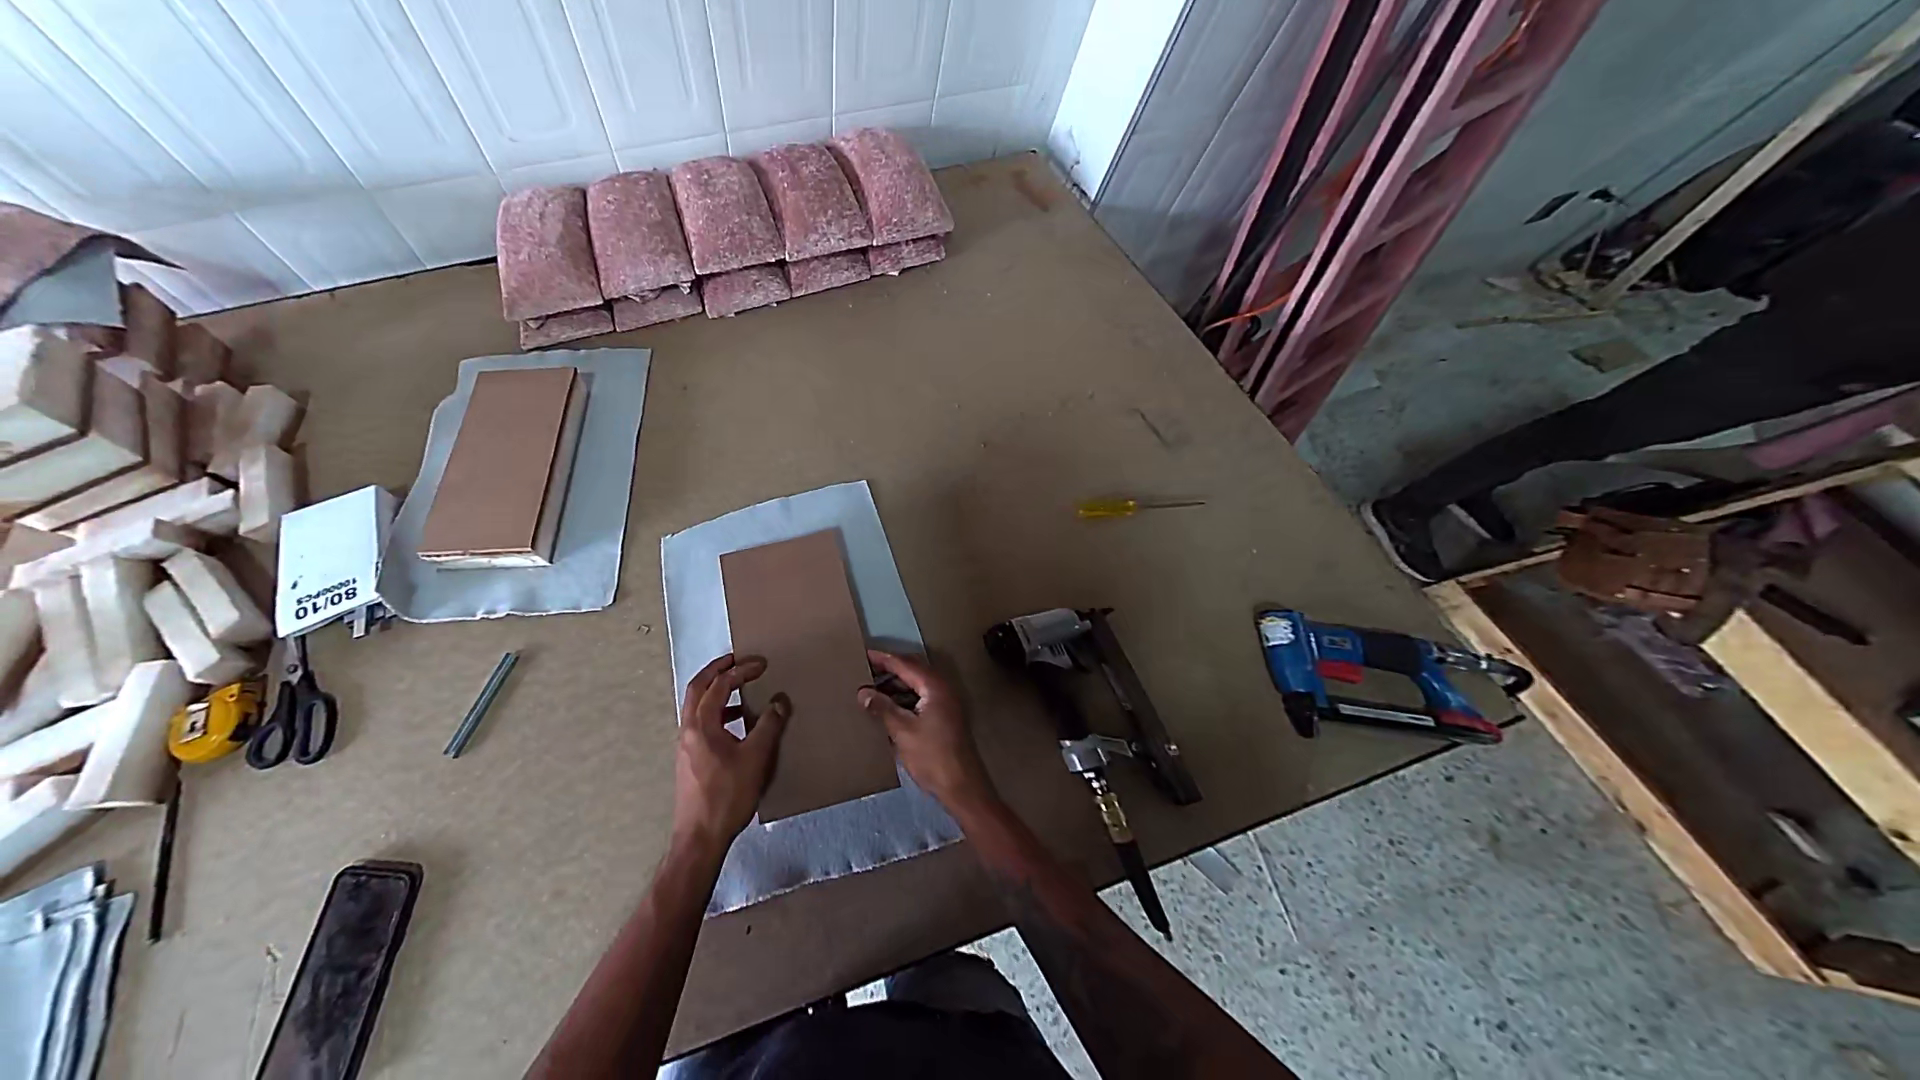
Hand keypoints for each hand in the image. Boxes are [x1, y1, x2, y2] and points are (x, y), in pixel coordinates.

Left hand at [673, 654, 788, 851]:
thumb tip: (779, 701)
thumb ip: (769, 725)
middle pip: (698, 688)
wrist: (701, 836)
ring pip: (697, 706)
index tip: (760, 664)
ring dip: (717, 691)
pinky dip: (718, 711)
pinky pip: (701, 723)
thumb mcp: (756, 757)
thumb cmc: (728, 795)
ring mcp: (685, 745)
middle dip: (718, 670)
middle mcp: (688, 730)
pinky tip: (736, 724)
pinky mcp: (690, 759)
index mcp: (701, 725)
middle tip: (737, 659)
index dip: (740, 670)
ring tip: (740, 688)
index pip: (719, 685)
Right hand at [859, 650, 999, 814]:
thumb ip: (882, 708)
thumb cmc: (932, 756)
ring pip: (917, 686)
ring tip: (871, 690)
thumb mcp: (902, 731)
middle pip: (913, 671)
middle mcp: (943, 690)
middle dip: (890, 670)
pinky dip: (904, 699)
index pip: (906, 665)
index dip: (884, 659)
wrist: (960, 785)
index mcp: (935, 687)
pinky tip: (887, 708)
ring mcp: (945, 704)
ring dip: (896, 686)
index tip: (864, 655)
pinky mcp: (943, 718)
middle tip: (866, 671)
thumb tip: (863, 692)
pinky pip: (920, 699)